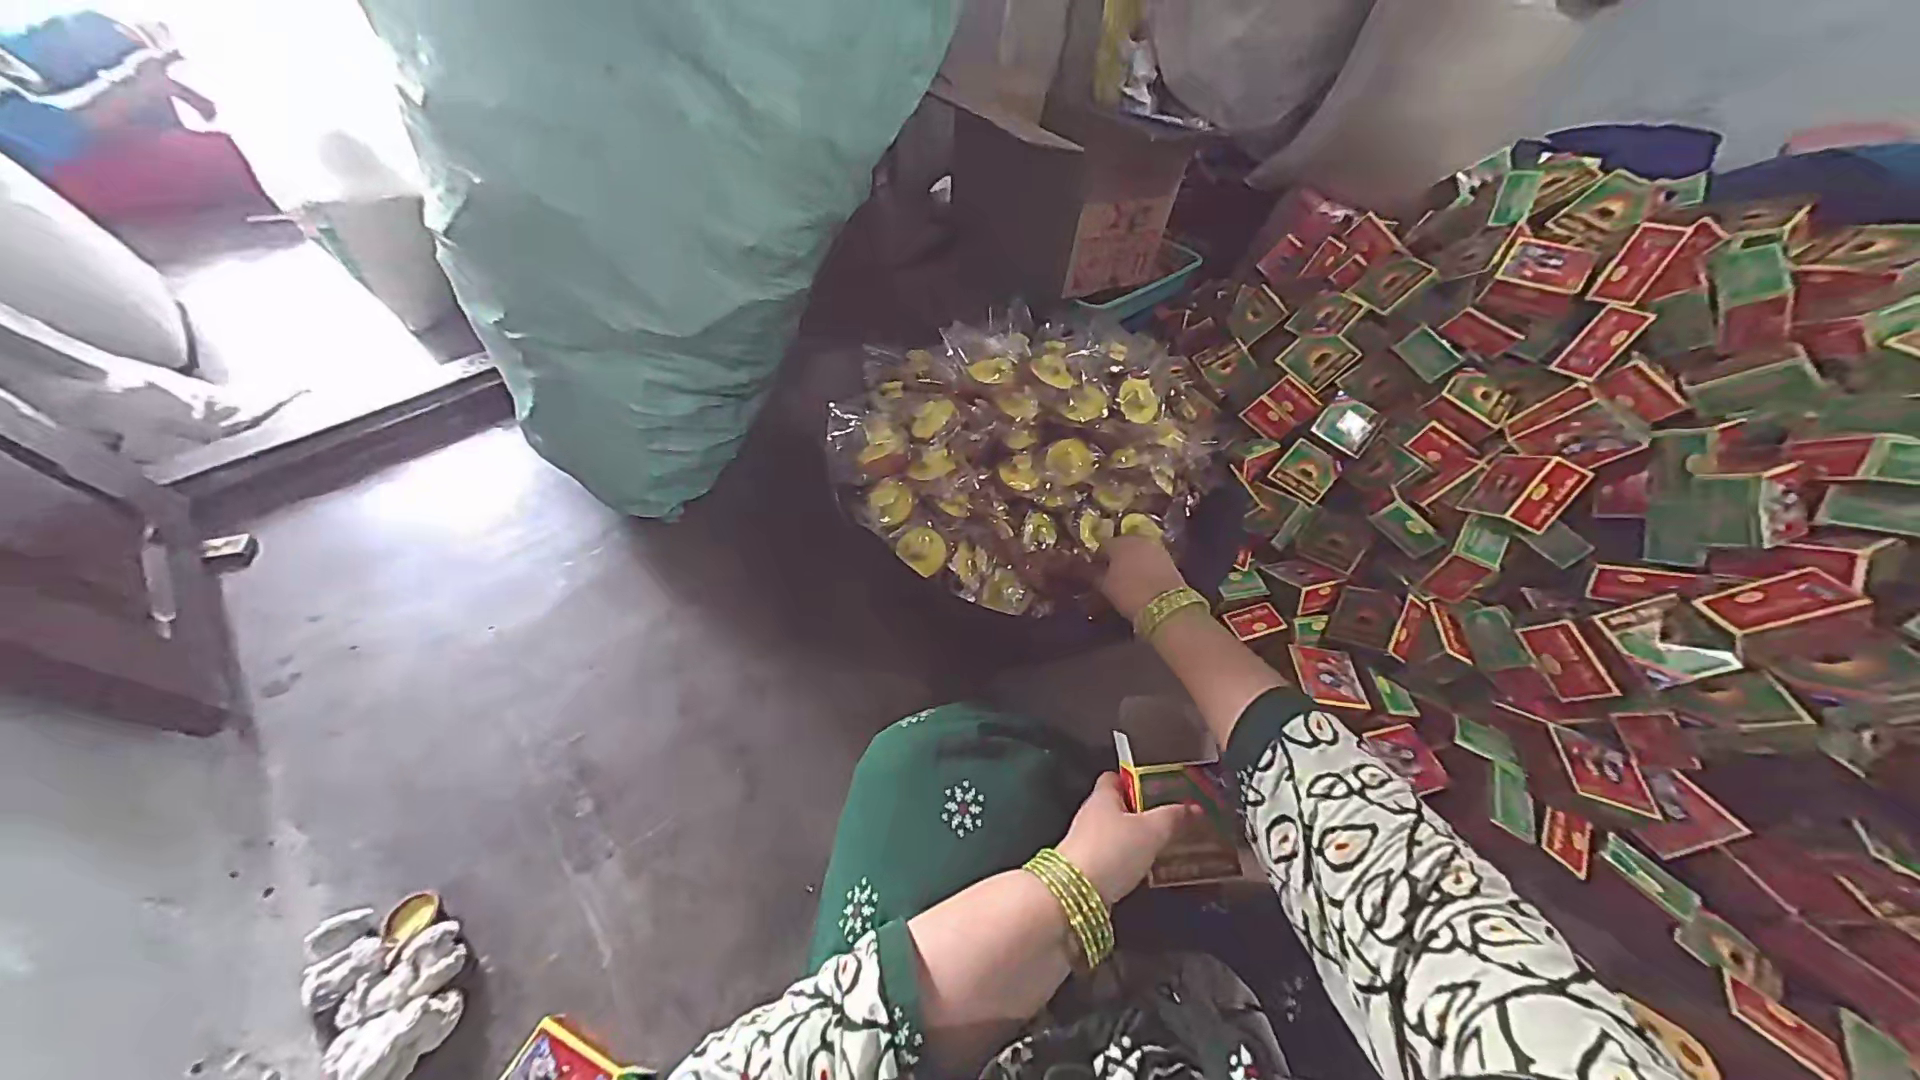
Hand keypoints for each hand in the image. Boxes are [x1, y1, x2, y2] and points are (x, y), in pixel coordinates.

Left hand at [1055, 773, 1197, 905]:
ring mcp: (1087, 839)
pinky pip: (1114, 853)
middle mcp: (1091, 813)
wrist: (1078, 893)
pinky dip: (1129, 857)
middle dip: (1143, 811)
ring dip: (1137, 836)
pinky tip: (1146, 867)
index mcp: (1102, 795)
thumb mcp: (1150, 831)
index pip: (1116, 776)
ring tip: (1165, 844)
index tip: (1159, 786)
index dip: (1136, 778)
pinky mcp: (1088, 863)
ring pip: (1117, 830)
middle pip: (1119, 804)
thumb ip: (1171, 817)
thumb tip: (1192, 807)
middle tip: (1170, 818)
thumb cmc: (1112, 850)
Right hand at [1098, 535, 1187, 622]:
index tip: (1094, 570)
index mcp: (1119, 542)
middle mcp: (1138, 539)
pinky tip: (1142, 579)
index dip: (1097, 558)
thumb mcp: (1104, 586)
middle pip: (1122, 545)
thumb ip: (1092, 574)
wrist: (1166, 606)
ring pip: (1138, 551)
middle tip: (1110, 574)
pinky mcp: (1169, 559)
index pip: (1102, 545)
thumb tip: (1083, 567)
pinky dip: (1145, 565)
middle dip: (1115, 557)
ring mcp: (1156, 547)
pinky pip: (1150, 558)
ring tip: (1127, 578)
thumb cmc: (1129, 593)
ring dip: (1131, 561)